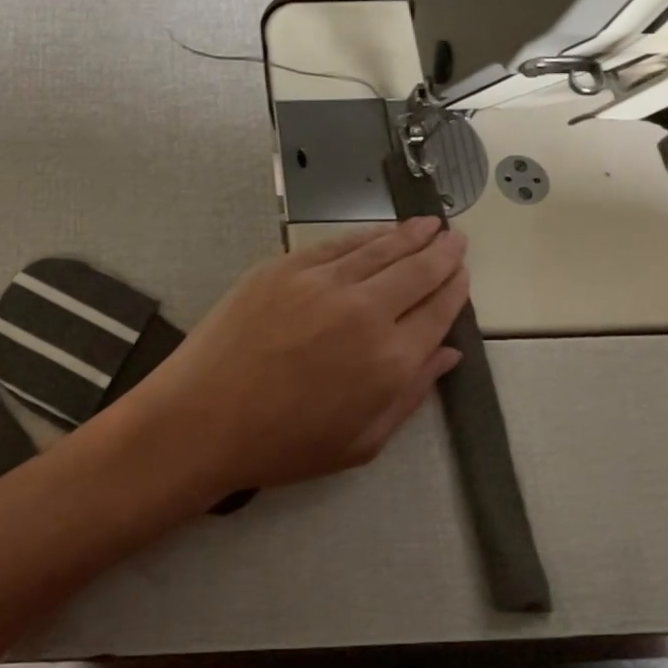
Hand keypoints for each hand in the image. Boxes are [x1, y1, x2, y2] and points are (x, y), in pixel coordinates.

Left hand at [118, 218, 469, 497]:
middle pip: (416, 272)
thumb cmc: (282, 443)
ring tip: (427, 225)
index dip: (455, 290)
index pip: (438, 313)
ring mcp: (321, 282)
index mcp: (390, 360)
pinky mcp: (283, 266)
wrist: (203, 416)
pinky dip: (364, 236)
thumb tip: (447, 354)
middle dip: (442, 253)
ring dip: (409, 235)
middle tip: (455, 238)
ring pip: (379, 249)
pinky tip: (377, 234)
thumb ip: (411, 395)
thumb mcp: (361, 442)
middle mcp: (364, 311)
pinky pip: (335, 244)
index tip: (464, 273)